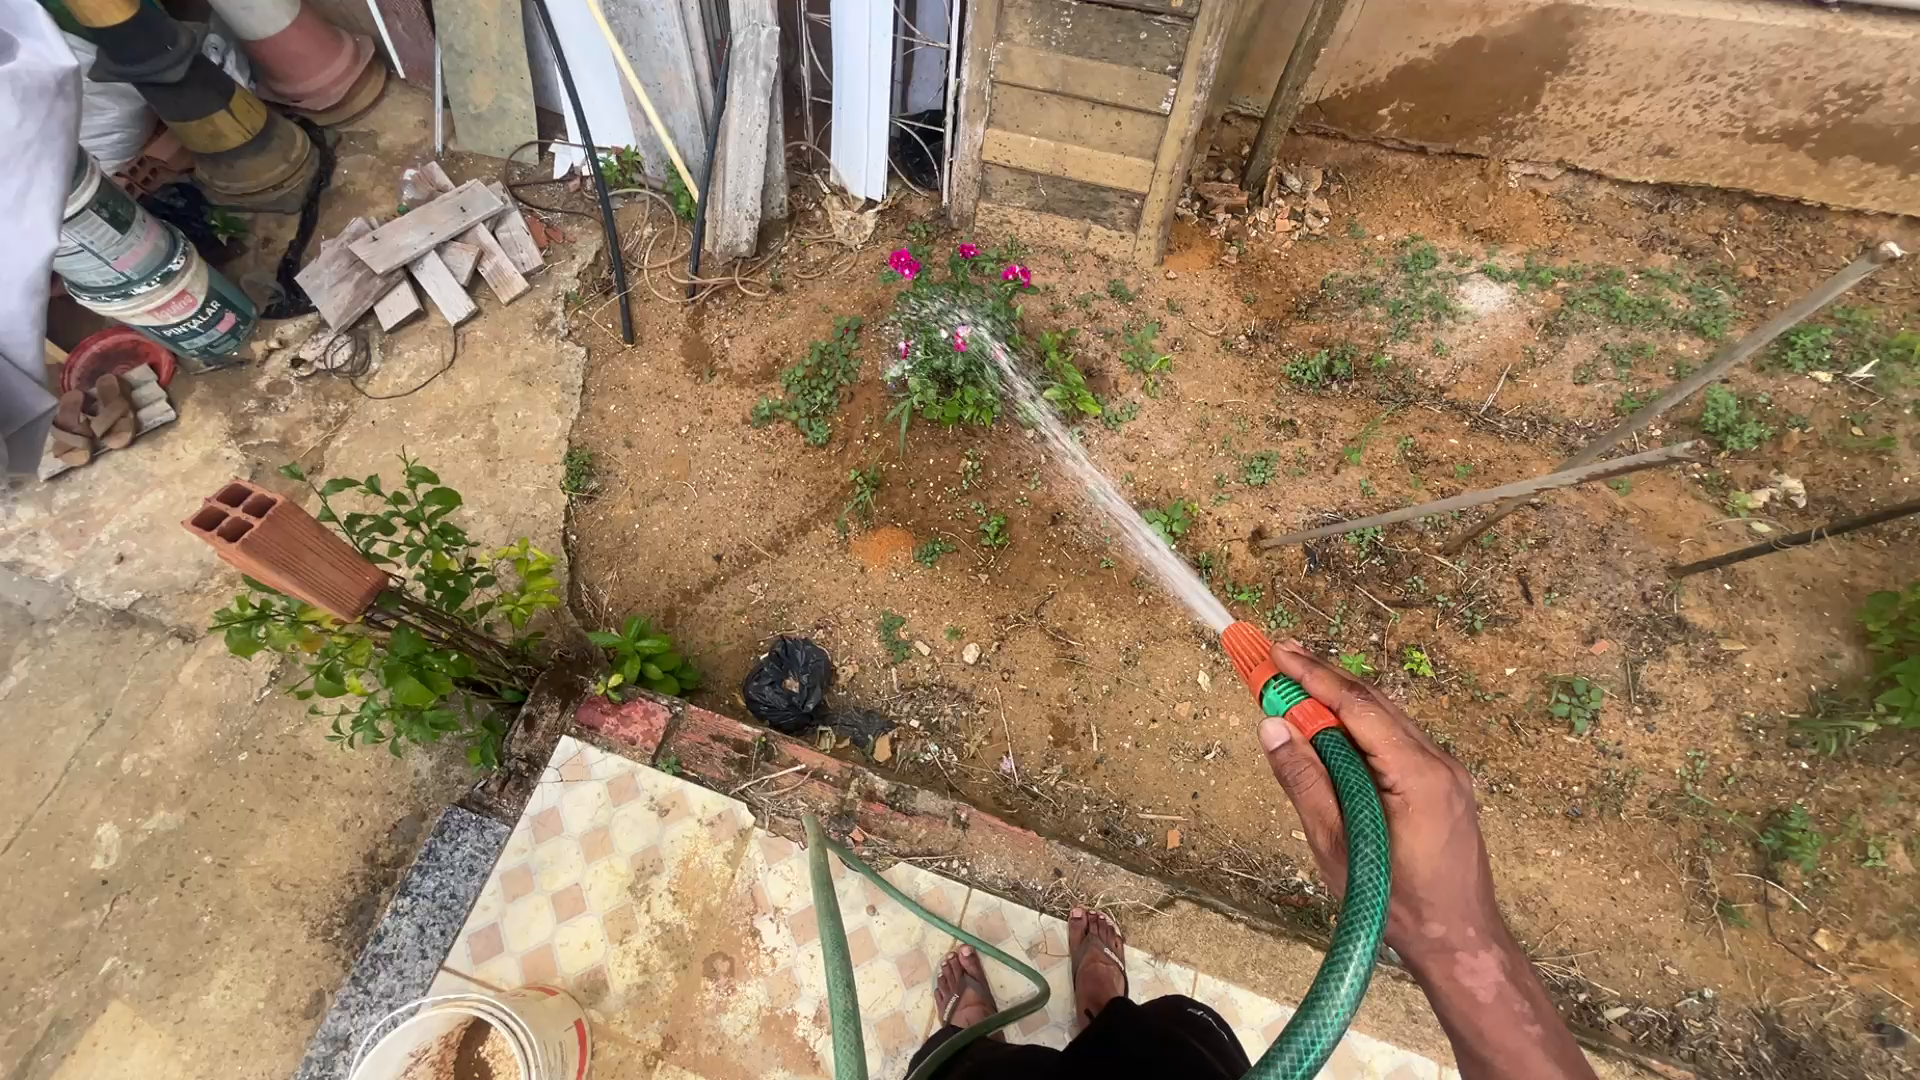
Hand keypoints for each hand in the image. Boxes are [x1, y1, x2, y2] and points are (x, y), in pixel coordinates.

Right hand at [1257, 640, 1597, 1079]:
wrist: (1461, 945)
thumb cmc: (1393, 902)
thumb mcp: (1334, 843)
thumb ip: (1303, 779)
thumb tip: (1270, 726)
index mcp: (1418, 773)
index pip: (1357, 705)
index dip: (1313, 675)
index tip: (1276, 652)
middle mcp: (1438, 761)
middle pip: (1372, 701)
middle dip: (1322, 675)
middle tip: (1277, 656)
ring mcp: (1445, 771)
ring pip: (1384, 715)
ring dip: (1338, 696)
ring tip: (1293, 682)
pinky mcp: (1441, 783)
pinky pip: (1392, 737)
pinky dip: (1355, 721)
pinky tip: (1328, 724)